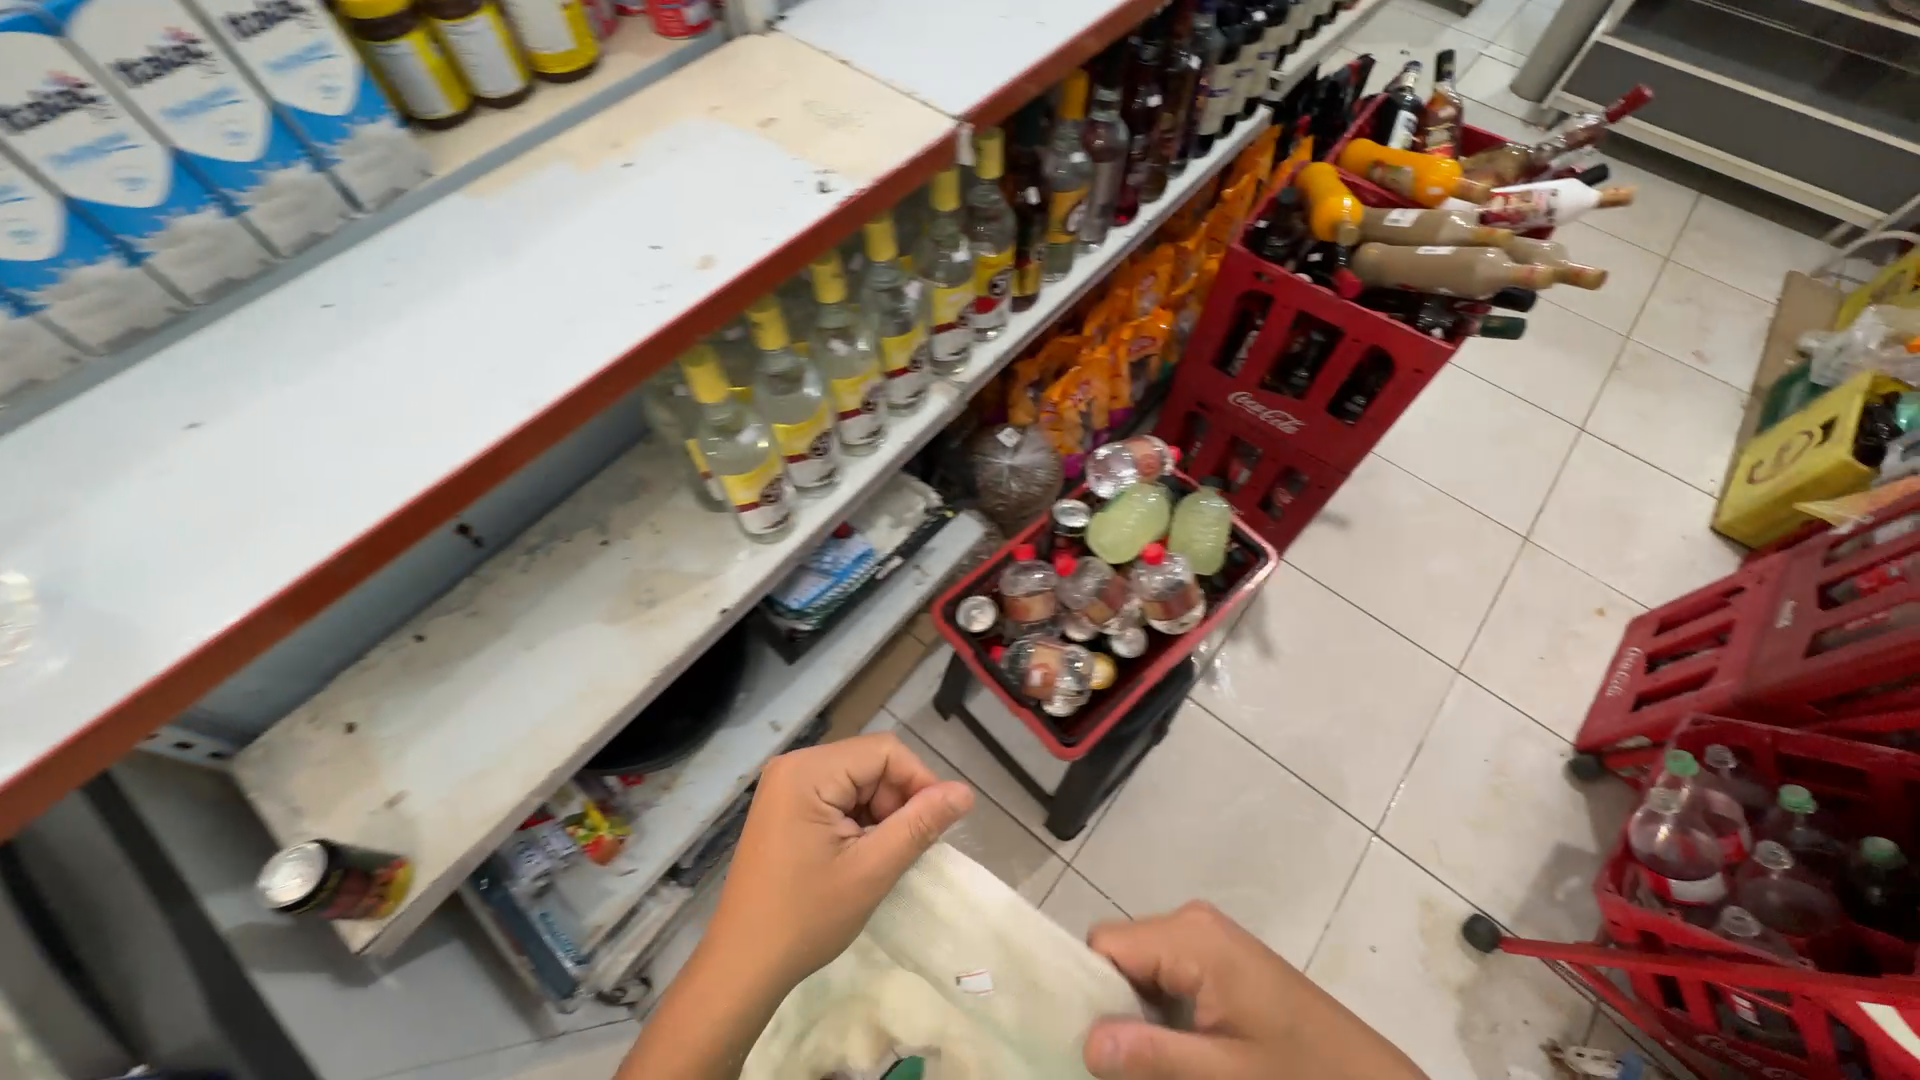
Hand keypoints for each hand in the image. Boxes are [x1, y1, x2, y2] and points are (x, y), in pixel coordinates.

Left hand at [707, 733, 975, 990]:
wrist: (743, 964)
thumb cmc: (806, 917)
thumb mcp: (872, 870)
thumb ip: (920, 823)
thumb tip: (965, 792)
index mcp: (808, 771)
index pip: (886, 751)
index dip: (920, 782)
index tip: (936, 826)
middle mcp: (794, 765)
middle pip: (871, 763)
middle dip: (897, 801)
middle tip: (901, 850)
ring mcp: (787, 786)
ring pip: (859, 781)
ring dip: (880, 814)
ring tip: (877, 859)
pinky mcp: (786, 807)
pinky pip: (838, 797)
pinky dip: (859, 822)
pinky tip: (857, 857)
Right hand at [1082, 902, 1427, 1079]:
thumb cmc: (1299, 1074)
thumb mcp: (1223, 1074)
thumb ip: (1151, 1055)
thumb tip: (1085, 1041)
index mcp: (1191, 936)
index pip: (1104, 945)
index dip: (1089, 992)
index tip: (1089, 1045)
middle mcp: (1194, 922)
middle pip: (1121, 954)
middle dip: (1114, 1006)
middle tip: (1123, 1064)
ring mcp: (1211, 938)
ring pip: (1141, 968)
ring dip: (1138, 1014)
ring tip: (1155, 1062)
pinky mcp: (1223, 958)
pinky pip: (1168, 974)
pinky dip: (1162, 1012)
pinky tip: (1180, 1052)